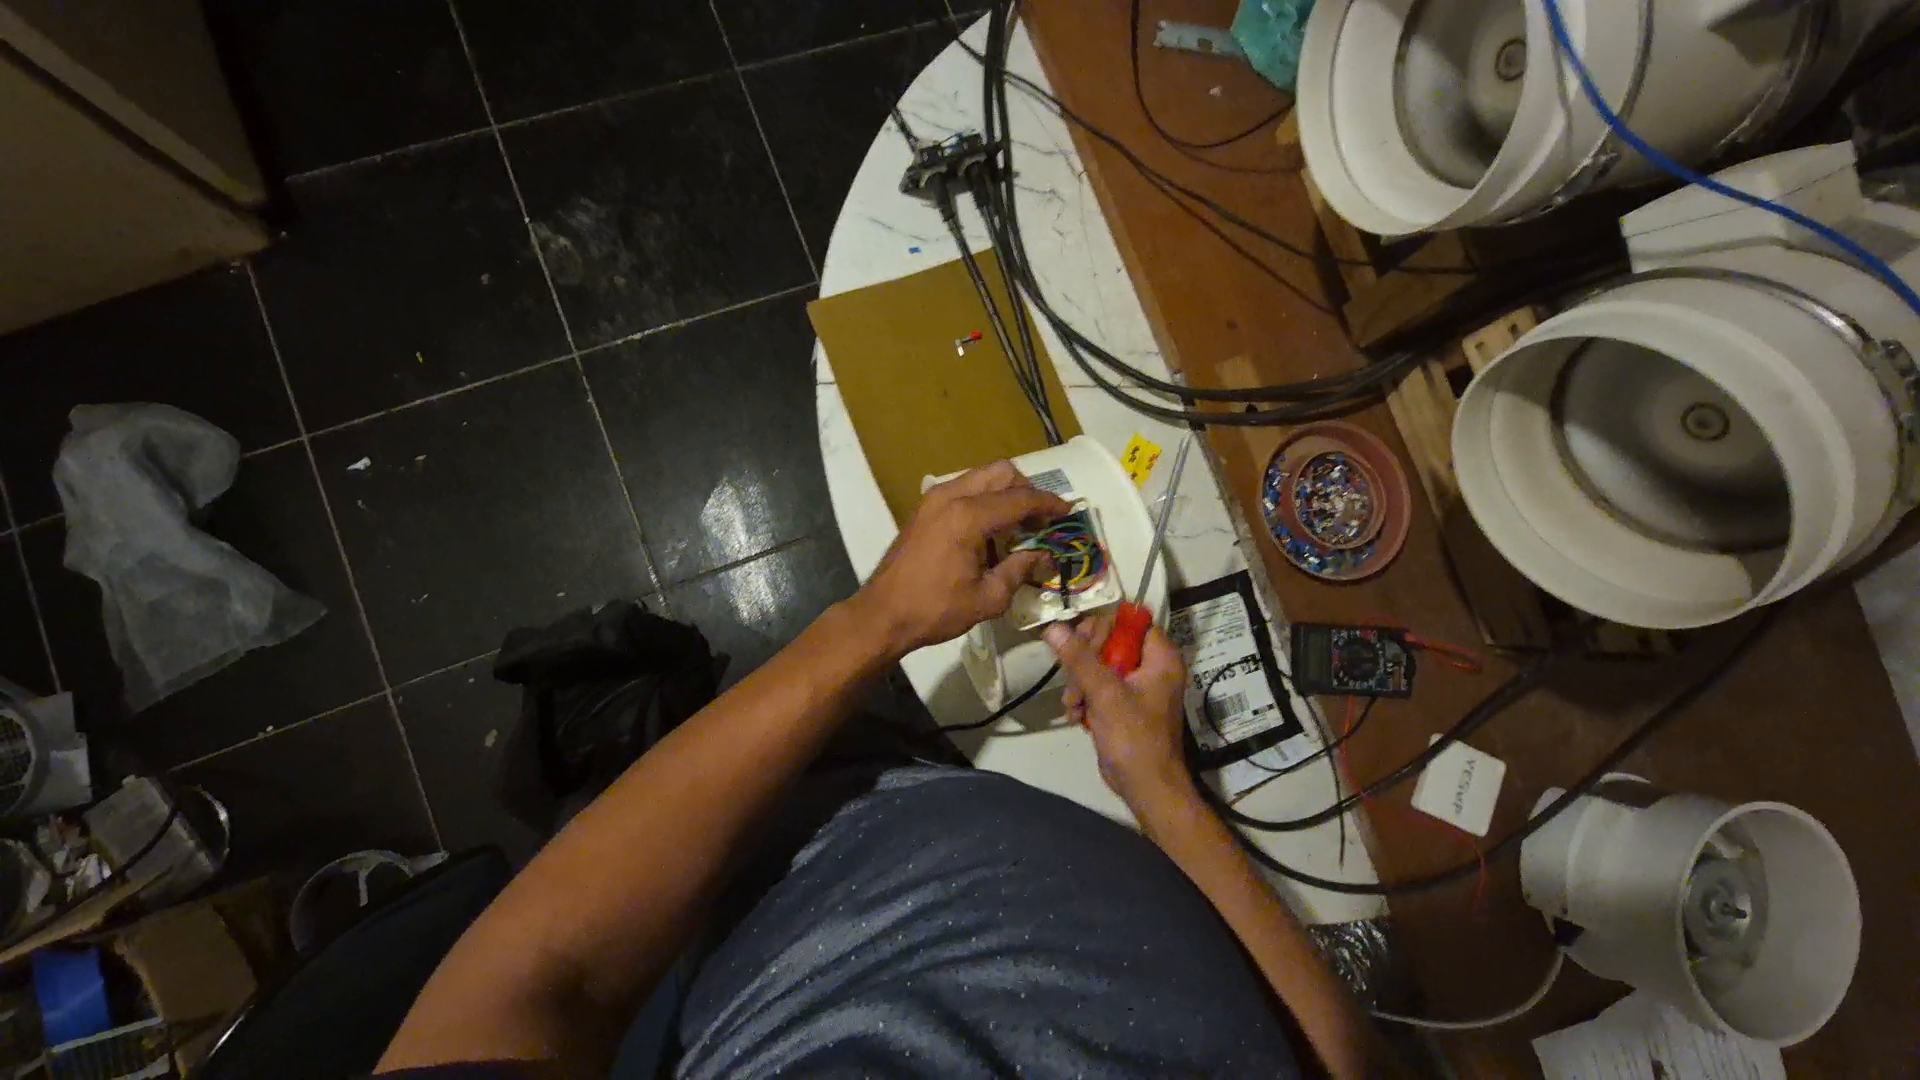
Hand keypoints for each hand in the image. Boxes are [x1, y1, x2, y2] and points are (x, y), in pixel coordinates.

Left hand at [852, 461, 1069, 656]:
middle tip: (1041, 519)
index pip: (1020, 499)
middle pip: (1001, 473)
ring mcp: (934, 499)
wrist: (883, 614)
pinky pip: (964, 489)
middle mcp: (951, 496)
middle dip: (1027, 491)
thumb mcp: (988, 597)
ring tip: (1018, 526)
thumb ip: (1020, 570)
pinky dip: (984, 499)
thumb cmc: (935, 609)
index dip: (1049, 504)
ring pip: (981, 477)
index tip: (1068, 512)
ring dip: (1005, 494)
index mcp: (968, 517)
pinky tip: (991, 531)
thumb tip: (1044, 556)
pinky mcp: (925, 507)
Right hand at [1044, 614, 1193, 810]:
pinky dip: (1084, 699)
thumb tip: (1053, 627)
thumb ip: (1079, 659)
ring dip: (1080, 683)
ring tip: (1074, 704)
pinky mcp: (1121, 706)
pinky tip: (1077, 715)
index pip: (1131, 621)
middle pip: (1110, 642)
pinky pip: (1097, 688)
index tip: (1081, 641)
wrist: (1145, 787)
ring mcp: (1135, 687)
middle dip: (1085, 661)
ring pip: (1098, 665)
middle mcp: (1150, 667)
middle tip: (1075, 678)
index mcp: (1160, 658)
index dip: (1105, 627)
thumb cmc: (1134, 737)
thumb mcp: (1105, 693)